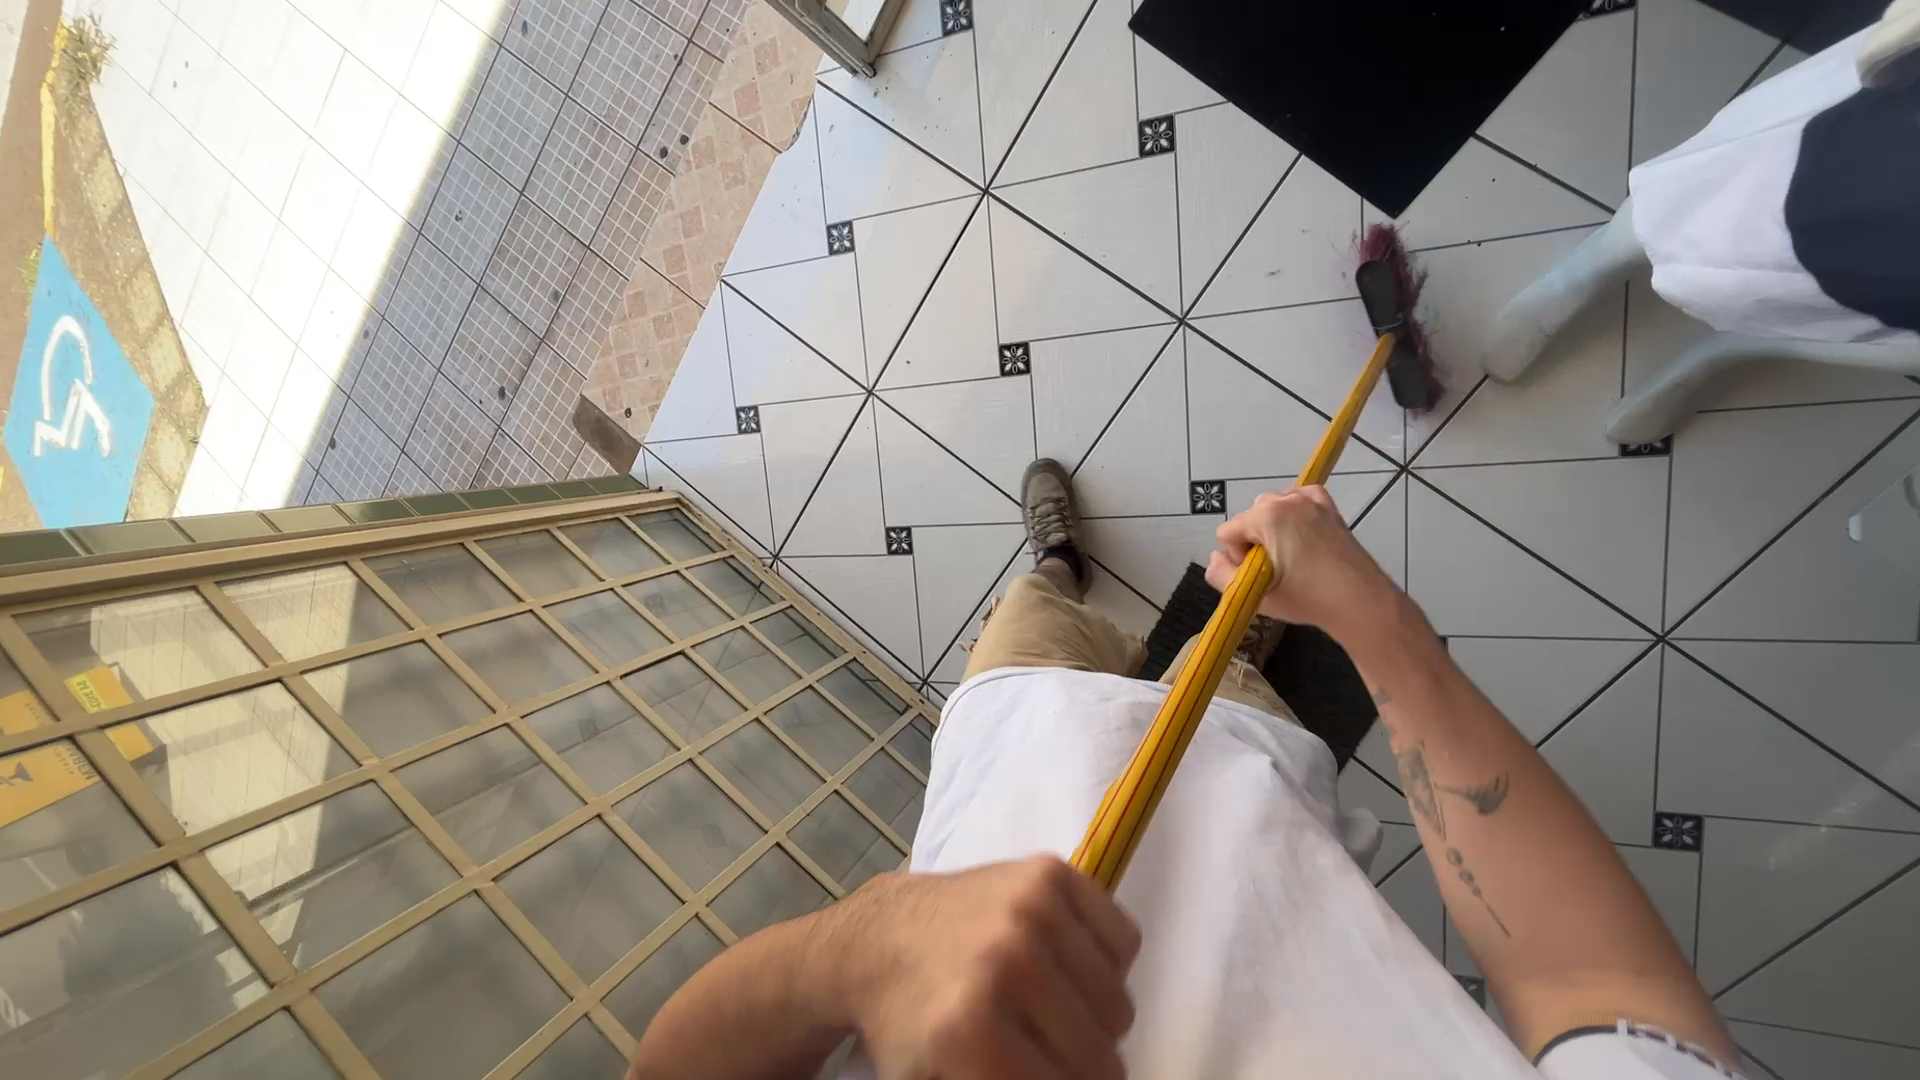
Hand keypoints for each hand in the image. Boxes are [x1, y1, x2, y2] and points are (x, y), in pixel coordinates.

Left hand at [833, 855, 1140, 1079]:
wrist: (884, 933)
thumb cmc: (912, 1019)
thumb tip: (1067, 1079)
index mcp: (971, 1031)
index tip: (1041, 1072)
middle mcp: (1007, 961)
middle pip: (1101, 1057)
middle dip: (1081, 1066)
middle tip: (1047, 1049)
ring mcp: (1031, 908)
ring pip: (1119, 1004)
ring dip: (1096, 1018)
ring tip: (1055, 1007)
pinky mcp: (1050, 871)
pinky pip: (1126, 941)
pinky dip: (1107, 962)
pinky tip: (1068, 962)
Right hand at [1205, 485, 1399, 636]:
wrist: (1358, 601)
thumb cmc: (1305, 598)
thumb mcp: (1254, 593)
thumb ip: (1221, 575)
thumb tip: (1215, 558)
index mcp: (1265, 516)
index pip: (1227, 532)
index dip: (1237, 557)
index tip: (1259, 575)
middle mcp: (1286, 500)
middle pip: (1249, 518)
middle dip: (1254, 540)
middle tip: (1275, 568)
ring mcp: (1310, 500)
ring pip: (1271, 508)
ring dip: (1272, 529)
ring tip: (1290, 556)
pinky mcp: (1328, 507)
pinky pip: (1297, 500)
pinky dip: (1293, 514)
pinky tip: (1301, 536)